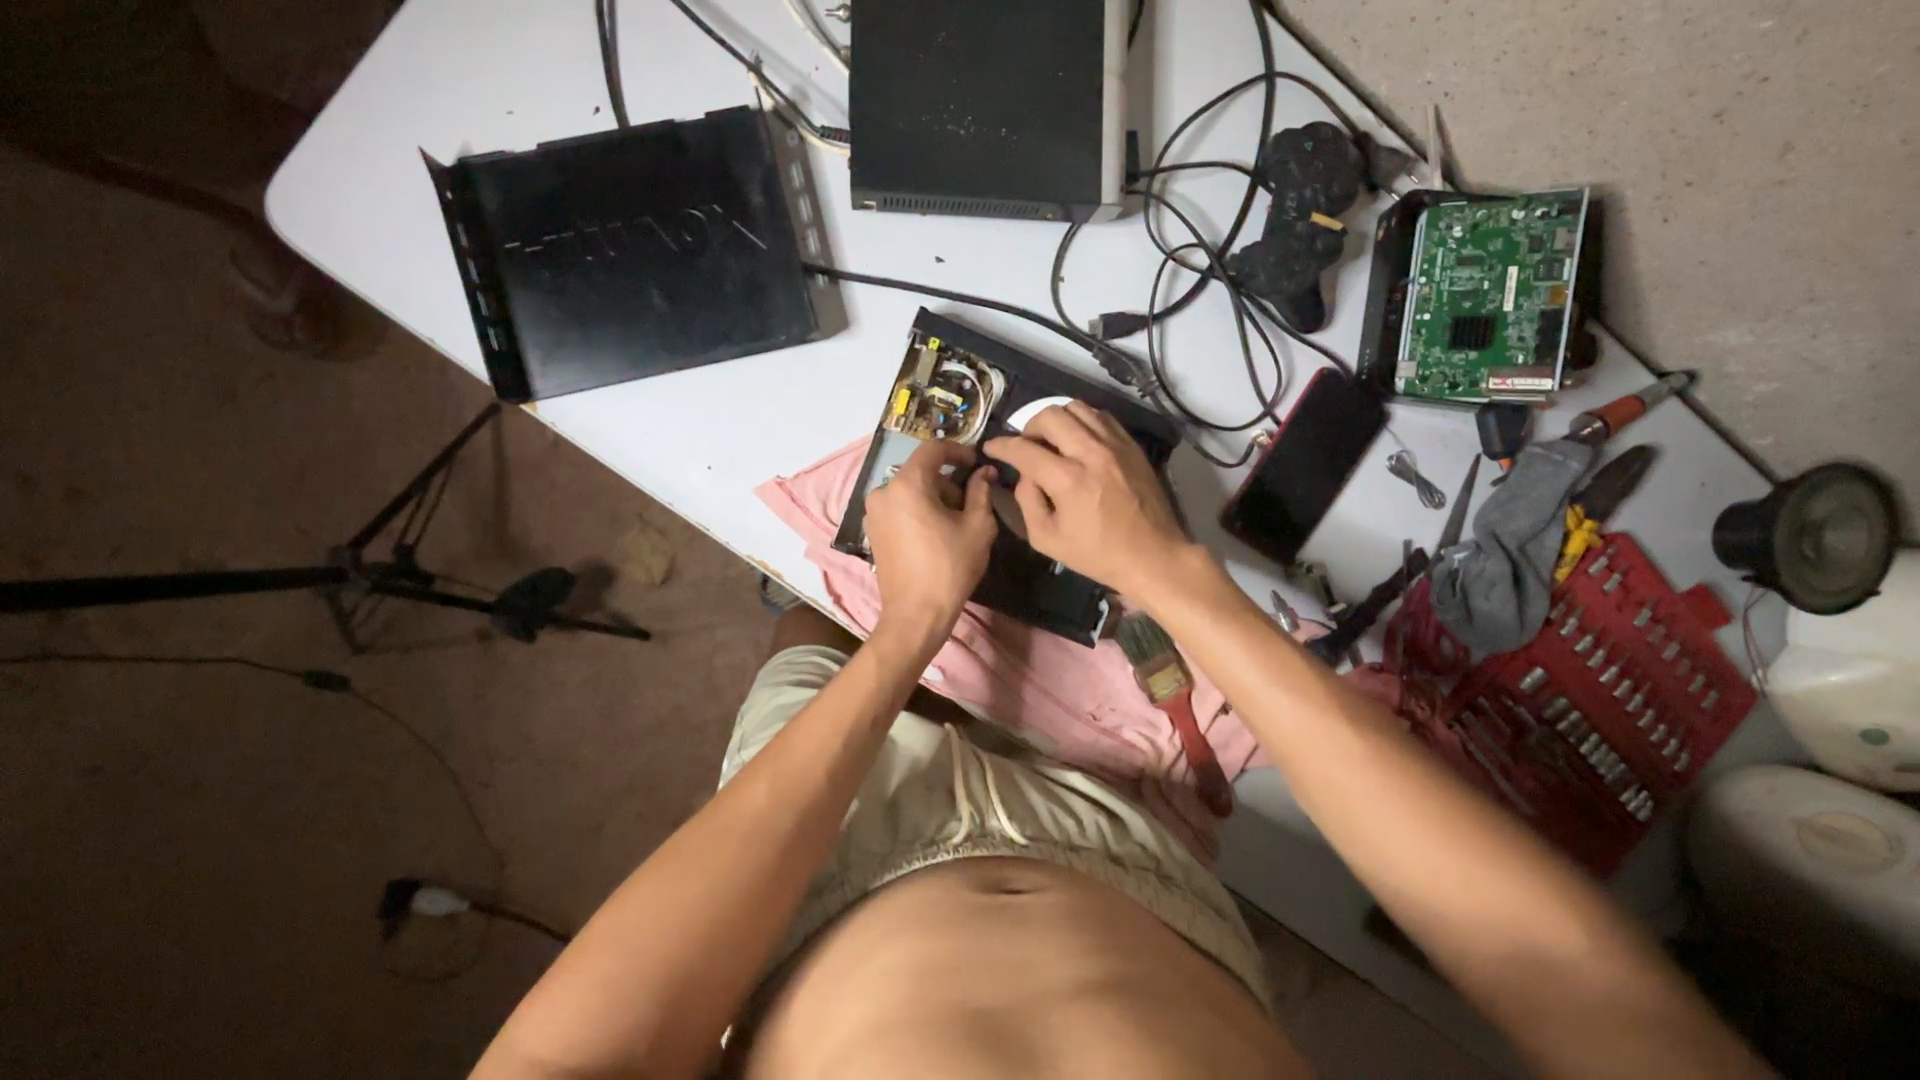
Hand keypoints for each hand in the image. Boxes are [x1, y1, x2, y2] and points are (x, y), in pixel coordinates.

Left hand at [864, 438, 998, 640]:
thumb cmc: (950, 567)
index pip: (933, 449)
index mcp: (907, 484)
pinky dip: (917, 512)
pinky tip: (935, 535)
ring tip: (955, 524)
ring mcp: (873, 513)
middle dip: (947, 482)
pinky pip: (899, 509)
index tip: (975, 463)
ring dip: (933, 498)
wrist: (916, 613)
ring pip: (909, 491)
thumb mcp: (977, 526)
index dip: (958, 450)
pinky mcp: (872, 532)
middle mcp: (883, 491)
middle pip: (921, 472)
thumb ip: (981, 491)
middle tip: (971, 504)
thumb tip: (984, 472)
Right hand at [983, 402, 1192, 598]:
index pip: (1023, 449)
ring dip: (1057, 420)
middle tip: (1026, 446)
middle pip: (1050, 415)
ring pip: (1077, 408)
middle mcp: (1091, 453)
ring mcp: (1115, 445)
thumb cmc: (1098, 554)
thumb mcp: (1047, 539)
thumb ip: (1027, 501)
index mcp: (1068, 480)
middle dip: (1029, 427)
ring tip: (1052, 440)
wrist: (1153, 556)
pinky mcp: (1132, 446)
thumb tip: (1024, 475)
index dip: (1001, 446)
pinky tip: (1079, 440)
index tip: (992, 447)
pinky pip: (1101, 417)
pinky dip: (1083, 422)